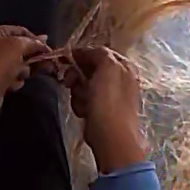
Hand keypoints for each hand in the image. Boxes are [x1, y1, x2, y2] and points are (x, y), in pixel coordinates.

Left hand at [0, 24, 49, 129]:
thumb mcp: (17, 46)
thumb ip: (32, 42)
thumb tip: (45, 39)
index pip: (21, 31)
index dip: (36, 41)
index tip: (50, 52)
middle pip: (20, 48)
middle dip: (30, 58)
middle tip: (44, 66)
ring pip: (17, 64)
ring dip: (22, 71)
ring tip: (18, 77)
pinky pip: (10, 76)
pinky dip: (14, 81)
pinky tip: (11, 86)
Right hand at [61, 46, 146, 171]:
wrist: (111, 137)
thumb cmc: (109, 101)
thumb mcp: (107, 67)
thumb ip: (99, 53)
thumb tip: (87, 52)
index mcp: (123, 66)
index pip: (98, 52)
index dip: (81, 55)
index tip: (65, 59)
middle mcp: (118, 78)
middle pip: (88, 69)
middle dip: (77, 76)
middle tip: (70, 82)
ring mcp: (109, 96)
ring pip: (83, 85)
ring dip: (78, 93)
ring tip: (83, 103)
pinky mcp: (100, 111)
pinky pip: (83, 100)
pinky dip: (81, 105)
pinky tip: (84, 112)